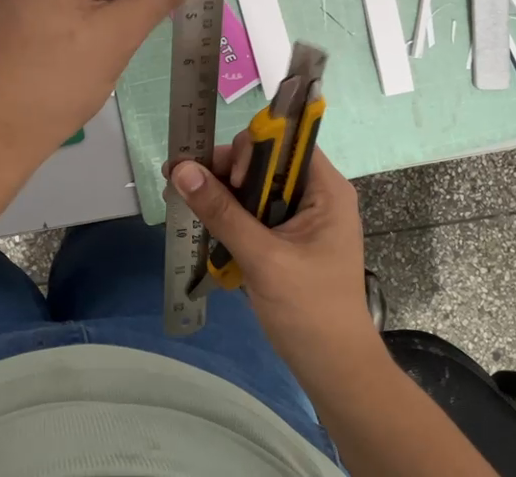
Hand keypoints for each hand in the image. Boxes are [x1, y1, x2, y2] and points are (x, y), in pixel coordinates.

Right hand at [171, 145, 376, 352]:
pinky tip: (201, 223)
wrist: (334, 372)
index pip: (285, 143)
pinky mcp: (287, 239)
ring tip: (184, 203)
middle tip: (184, 186)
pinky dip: (228, 215)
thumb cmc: (309, 311)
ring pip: (254, 186)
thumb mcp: (262, 259)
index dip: (251, 150)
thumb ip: (221, 212)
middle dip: (223, 171)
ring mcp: (301, 218)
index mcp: (325, 191)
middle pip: (264, 162)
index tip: (226, 179)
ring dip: (220, 193)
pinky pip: (253, 211)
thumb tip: (181, 170)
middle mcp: (315, 196)